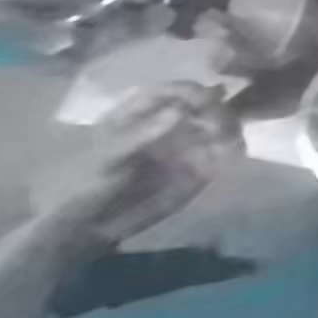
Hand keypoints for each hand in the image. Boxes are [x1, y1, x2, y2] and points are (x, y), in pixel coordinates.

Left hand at [35, 82, 242, 244]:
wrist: (89, 227)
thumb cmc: (83, 187)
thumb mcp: (103, 159)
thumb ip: (139, 135)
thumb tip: (180, 111)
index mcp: (140, 113)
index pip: (172, 90)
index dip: (191, 91)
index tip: (205, 100)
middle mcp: (170, 122)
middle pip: (206, 102)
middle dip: (217, 110)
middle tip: (217, 127)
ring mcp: (189, 142)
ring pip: (224, 123)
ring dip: (231, 128)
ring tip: (224, 144)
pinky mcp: (203, 163)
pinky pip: (228, 150)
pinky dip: (234, 149)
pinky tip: (228, 156)